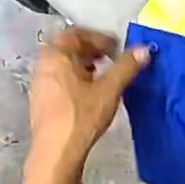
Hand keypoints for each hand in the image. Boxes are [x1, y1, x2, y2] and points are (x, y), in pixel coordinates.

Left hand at [27, 28, 147, 173]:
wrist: (57, 149)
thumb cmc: (82, 115)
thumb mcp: (110, 89)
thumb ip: (126, 67)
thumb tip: (144, 50)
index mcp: (56, 56)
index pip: (76, 34)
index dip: (99, 37)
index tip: (118, 48)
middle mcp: (43, 65)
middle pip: (68, 47)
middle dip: (93, 49)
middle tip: (114, 59)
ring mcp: (40, 82)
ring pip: (64, 63)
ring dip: (86, 63)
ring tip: (106, 75)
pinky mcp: (43, 98)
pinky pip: (61, 77)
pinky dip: (78, 76)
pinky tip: (92, 92)